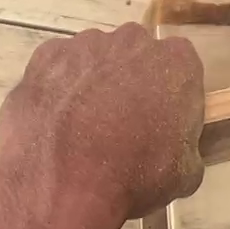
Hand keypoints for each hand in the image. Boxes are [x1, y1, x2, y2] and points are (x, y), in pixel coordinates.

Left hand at [0, 23, 205, 221]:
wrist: (68, 188)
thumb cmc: (136, 180)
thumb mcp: (185, 173)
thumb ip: (184, 142)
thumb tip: (173, 145)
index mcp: (176, 62)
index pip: (180, 67)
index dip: (169, 96)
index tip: (160, 122)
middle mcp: (132, 41)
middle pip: (136, 56)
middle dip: (130, 83)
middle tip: (121, 126)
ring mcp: (84, 45)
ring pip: (94, 60)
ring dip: (92, 85)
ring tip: (81, 130)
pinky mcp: (44, 58)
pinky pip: (57, 69)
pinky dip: (58, 89)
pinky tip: (54, 124)